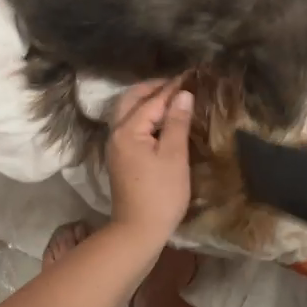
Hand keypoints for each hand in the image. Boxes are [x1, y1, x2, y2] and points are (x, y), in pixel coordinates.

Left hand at [105, 79, 193, 243]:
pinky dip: (144, 116)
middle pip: (131, 100)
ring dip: (147, 101)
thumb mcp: (174, 156)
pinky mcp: (119, 157)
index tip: (191, 76)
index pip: (151, 100)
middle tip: (179, 85)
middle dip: (154, 89)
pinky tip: (162, 121)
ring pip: (128, 112)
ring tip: (173, 99)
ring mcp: (115, 146)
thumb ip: (177, 122)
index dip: (172, 88)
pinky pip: (129, 126)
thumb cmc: (161, 194)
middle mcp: (116, 133)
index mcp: (128, 130)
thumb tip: (183, 95)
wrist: (137, 230)